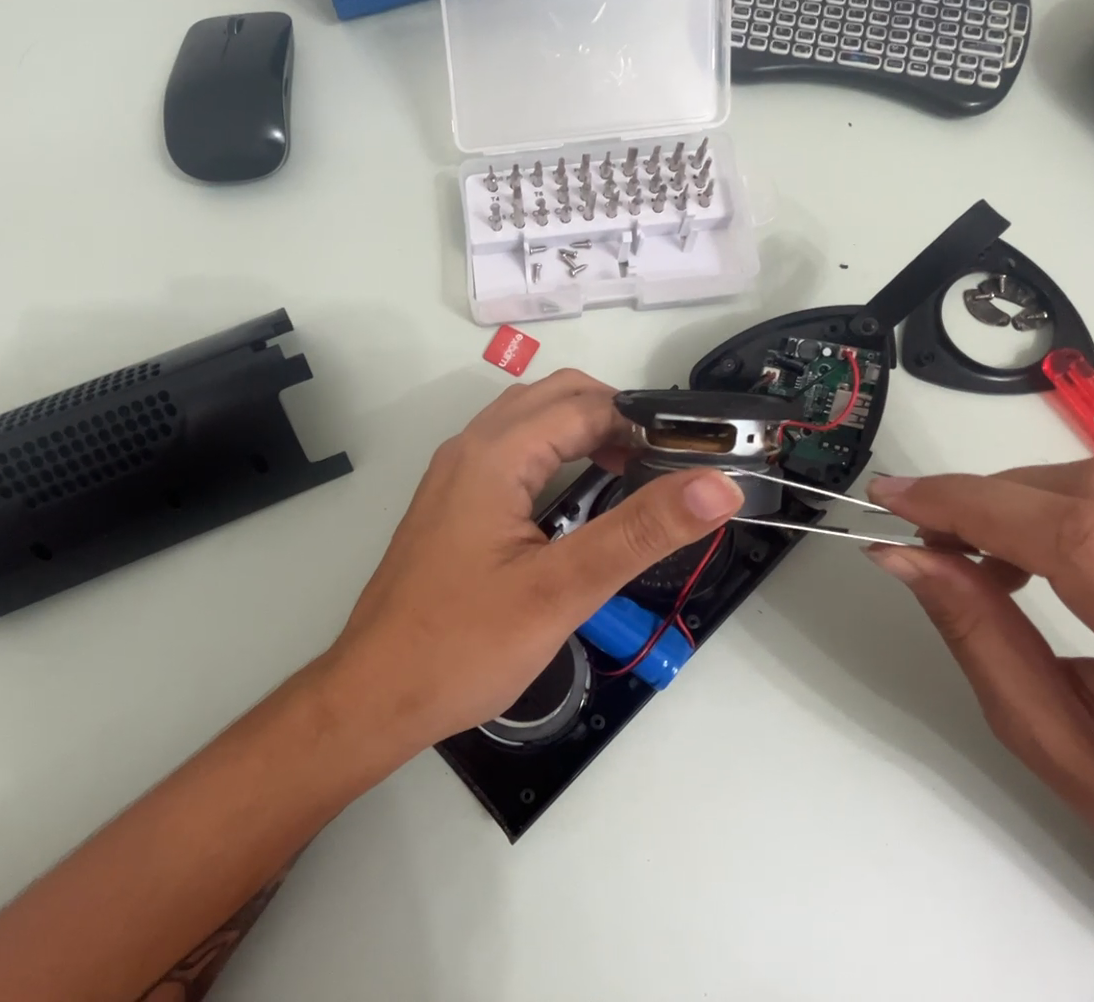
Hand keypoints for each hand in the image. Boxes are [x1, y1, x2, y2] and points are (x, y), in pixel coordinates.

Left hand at [320, 369, 743, 749]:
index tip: (692, 458)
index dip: (644, 422)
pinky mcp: (449, 508)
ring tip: (629, 479)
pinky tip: (574, 504)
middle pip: (553, 399)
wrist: (376, 693)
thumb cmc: (463, 646)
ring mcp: (452, 479)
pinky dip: (551, 458)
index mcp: (492, 457)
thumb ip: (639, 533)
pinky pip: (507, 457)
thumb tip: (716, 487)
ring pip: (526, 425)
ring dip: (581, 434)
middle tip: (663, 467)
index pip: (584, 405)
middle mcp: (467, 452)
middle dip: (614, 418)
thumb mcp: (561, 591)